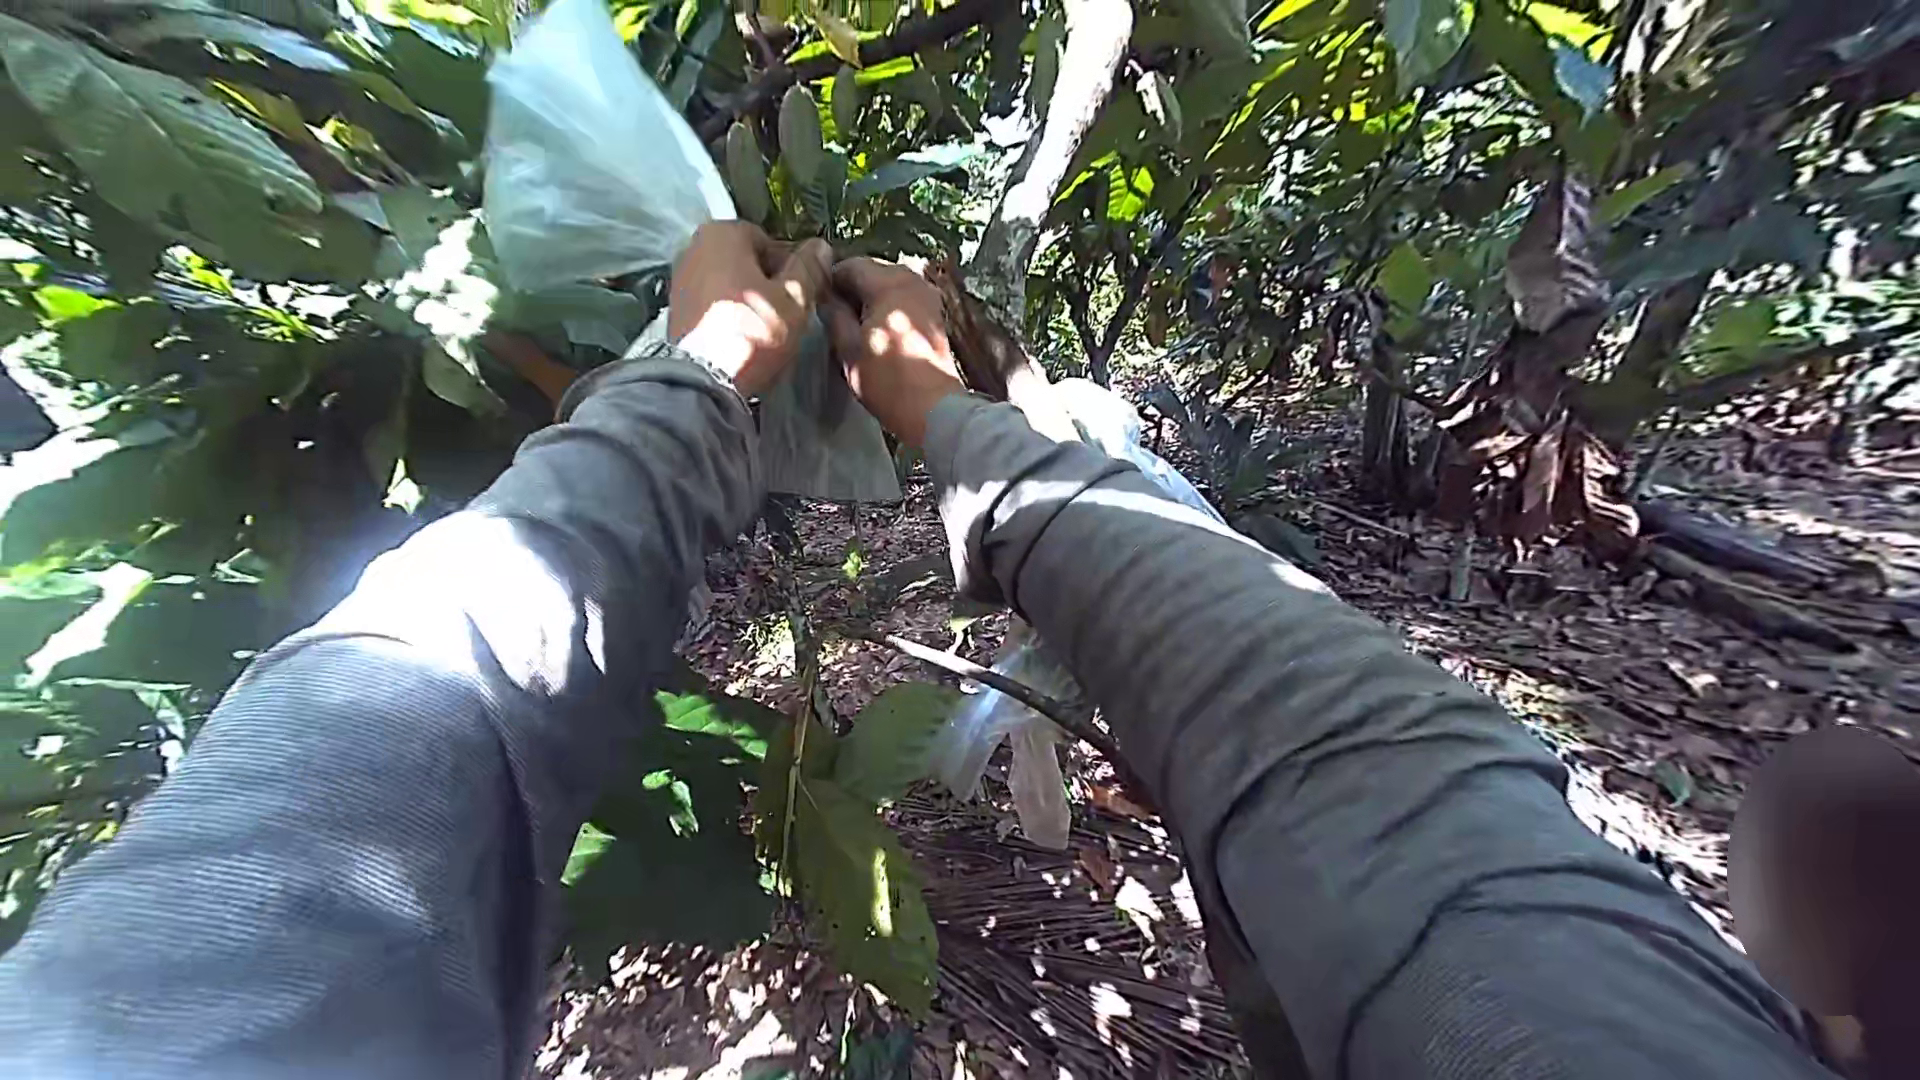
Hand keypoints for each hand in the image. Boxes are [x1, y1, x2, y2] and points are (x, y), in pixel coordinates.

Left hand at [668, 222, 831, 396]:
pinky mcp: (676, 309)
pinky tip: (743, 337)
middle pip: (746, 261)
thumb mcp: (794, 299)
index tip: (803, 293)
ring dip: (750, 299)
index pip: (769, 241)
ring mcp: (680, 278)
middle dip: (768, 282)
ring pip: (729, 283)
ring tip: (767, 328)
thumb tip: (821, 246)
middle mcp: (694, 246)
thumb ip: (808, 268)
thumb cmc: (754, 331)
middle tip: (788, 312)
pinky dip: (730, 314)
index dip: (791, 267)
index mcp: (722, 233)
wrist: (706, 379)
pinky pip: (714, 303)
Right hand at [822, 258, 966, 446]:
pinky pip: (904, 302)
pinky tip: (878, 335)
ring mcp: (929, 298)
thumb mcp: (848, 349)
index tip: (818, 305)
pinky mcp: (936, 317)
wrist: (934, 410)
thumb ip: (833, 315)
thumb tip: (825, 298)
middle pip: (872, 272)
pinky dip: (889, 311)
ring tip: (856, 331)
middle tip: (836, 320)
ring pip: (889, 287)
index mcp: (890, 282)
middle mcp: (913, 280)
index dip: (829, 282)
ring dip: (871, 302)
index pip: (849, 266)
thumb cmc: (887, 382)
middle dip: (852, 291)